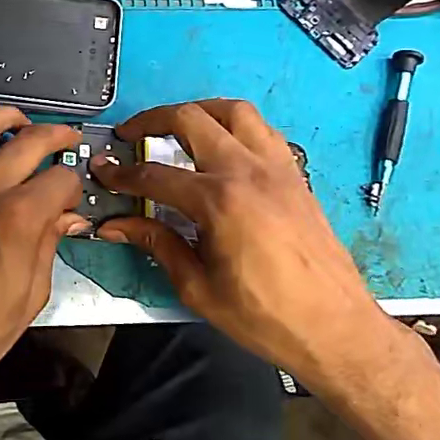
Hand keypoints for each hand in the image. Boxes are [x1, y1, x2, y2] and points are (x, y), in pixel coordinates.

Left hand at [0, 107, 84, 415]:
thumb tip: (67, 216)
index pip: (60, 178)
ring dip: (8, 116)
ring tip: (22, 124)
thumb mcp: (32, 293)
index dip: (73, 186)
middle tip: (66, 140)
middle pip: (30, 139)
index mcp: (18, 218)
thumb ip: (51, 242)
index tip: (71, 198)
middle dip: (57, 136)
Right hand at [92, 99, 398, 390]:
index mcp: (219, 200)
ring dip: (198, 110)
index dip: (122, 173)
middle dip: (152, 120)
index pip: (155, 174)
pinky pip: (263, 130)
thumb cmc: (264, 316)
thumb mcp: (198, 287)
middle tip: (131, 133)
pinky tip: (224, 144)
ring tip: (177, 125)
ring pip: (233, 111)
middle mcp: (247, 170)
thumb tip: (116, 225)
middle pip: (191, 119)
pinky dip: (236, 125)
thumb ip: (155, 244)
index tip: (103, 171)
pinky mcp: (295, 174)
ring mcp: (276, 167)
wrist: (337, 329)